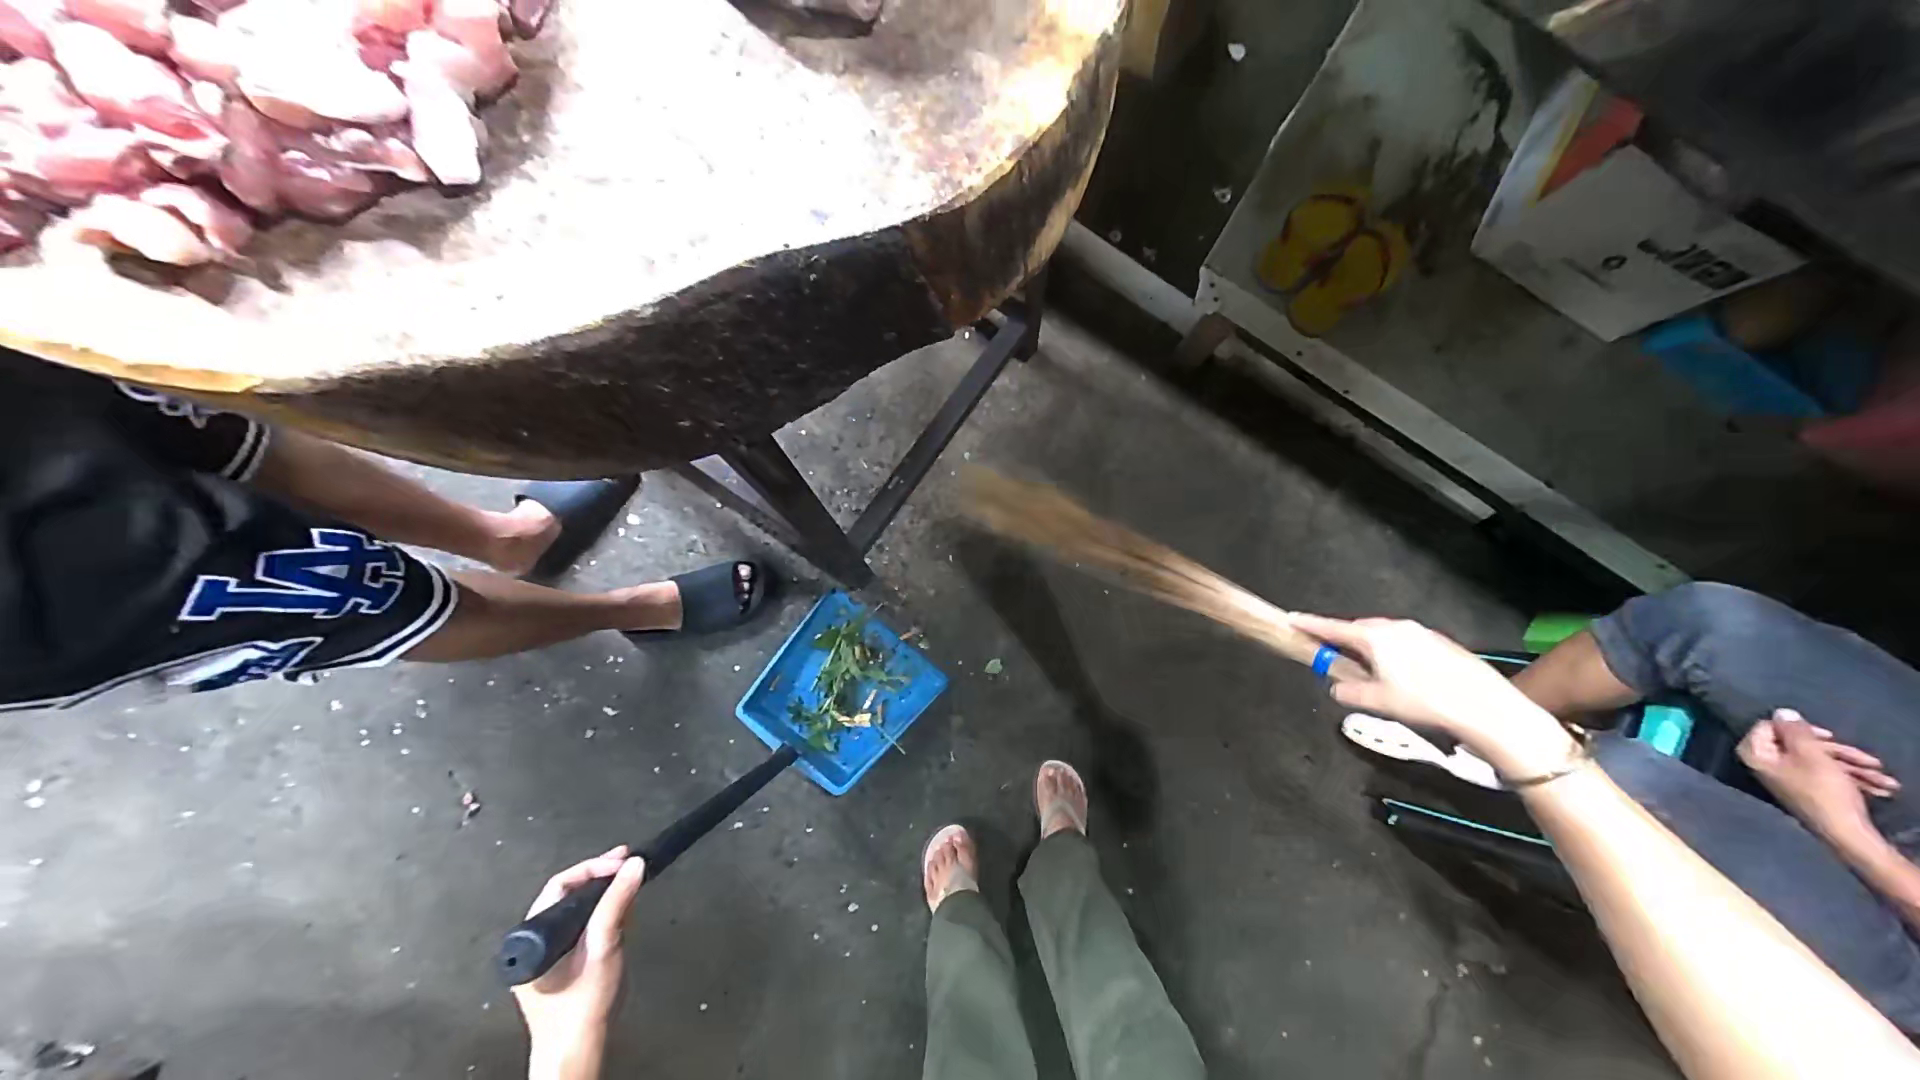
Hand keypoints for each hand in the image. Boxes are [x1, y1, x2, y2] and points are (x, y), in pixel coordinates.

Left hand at [512, 846, 646, 1079]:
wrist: (577, 1052)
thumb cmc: (583, 1006)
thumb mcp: (604, 946)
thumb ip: (617, 903)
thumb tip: (635, 864)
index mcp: (531, 938)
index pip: (561, 885)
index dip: (594, 868)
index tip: (623, 861)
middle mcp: (534, 943)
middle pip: (567, 894)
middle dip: (601, 876)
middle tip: (629, 863)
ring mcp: (546, 955)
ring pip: (576, 909)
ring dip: (604, 893)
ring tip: (628, 882)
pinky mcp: (561, 964)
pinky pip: (581, 925)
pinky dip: (602, 912)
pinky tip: (620, 911)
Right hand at [1290, 613, 1580, 779]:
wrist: (1484, 707)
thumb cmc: (1425, 702)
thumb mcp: (1377, 702)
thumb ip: (1349, 690)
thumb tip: (1338, 687)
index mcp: (1374, 638)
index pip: (1332, 628)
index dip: (1309, 625)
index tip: (1292, 619)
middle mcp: (1396, 628)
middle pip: (1358, 630)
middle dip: (1343, 640)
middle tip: (1333, 656)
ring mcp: (1420, 633)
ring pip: (1383, 636)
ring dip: (1370, 648)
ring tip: (1370, 671)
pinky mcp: (1440, 643)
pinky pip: (1404, 642)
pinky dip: (1393, 653)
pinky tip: (1402, 676)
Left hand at [1738, 709, 1895, 843]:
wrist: (1847, 833)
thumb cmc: (1824, 790)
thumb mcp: (1811, 755)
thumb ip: (1795, 731)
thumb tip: (1782, 711)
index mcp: (1756, 754)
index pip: (1767, 728)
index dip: (1798, 728)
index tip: (1829, 734)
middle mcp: (1766, 765)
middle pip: (1799, 746)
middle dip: (1840, 753)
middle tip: (1871, 761)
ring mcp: (1787, 778)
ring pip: (1820, 763)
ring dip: (1855, 769)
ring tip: (1887, 781)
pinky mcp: (1808, 790)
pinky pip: (1827, 777)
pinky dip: (1854, 780)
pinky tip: (1883, 789)